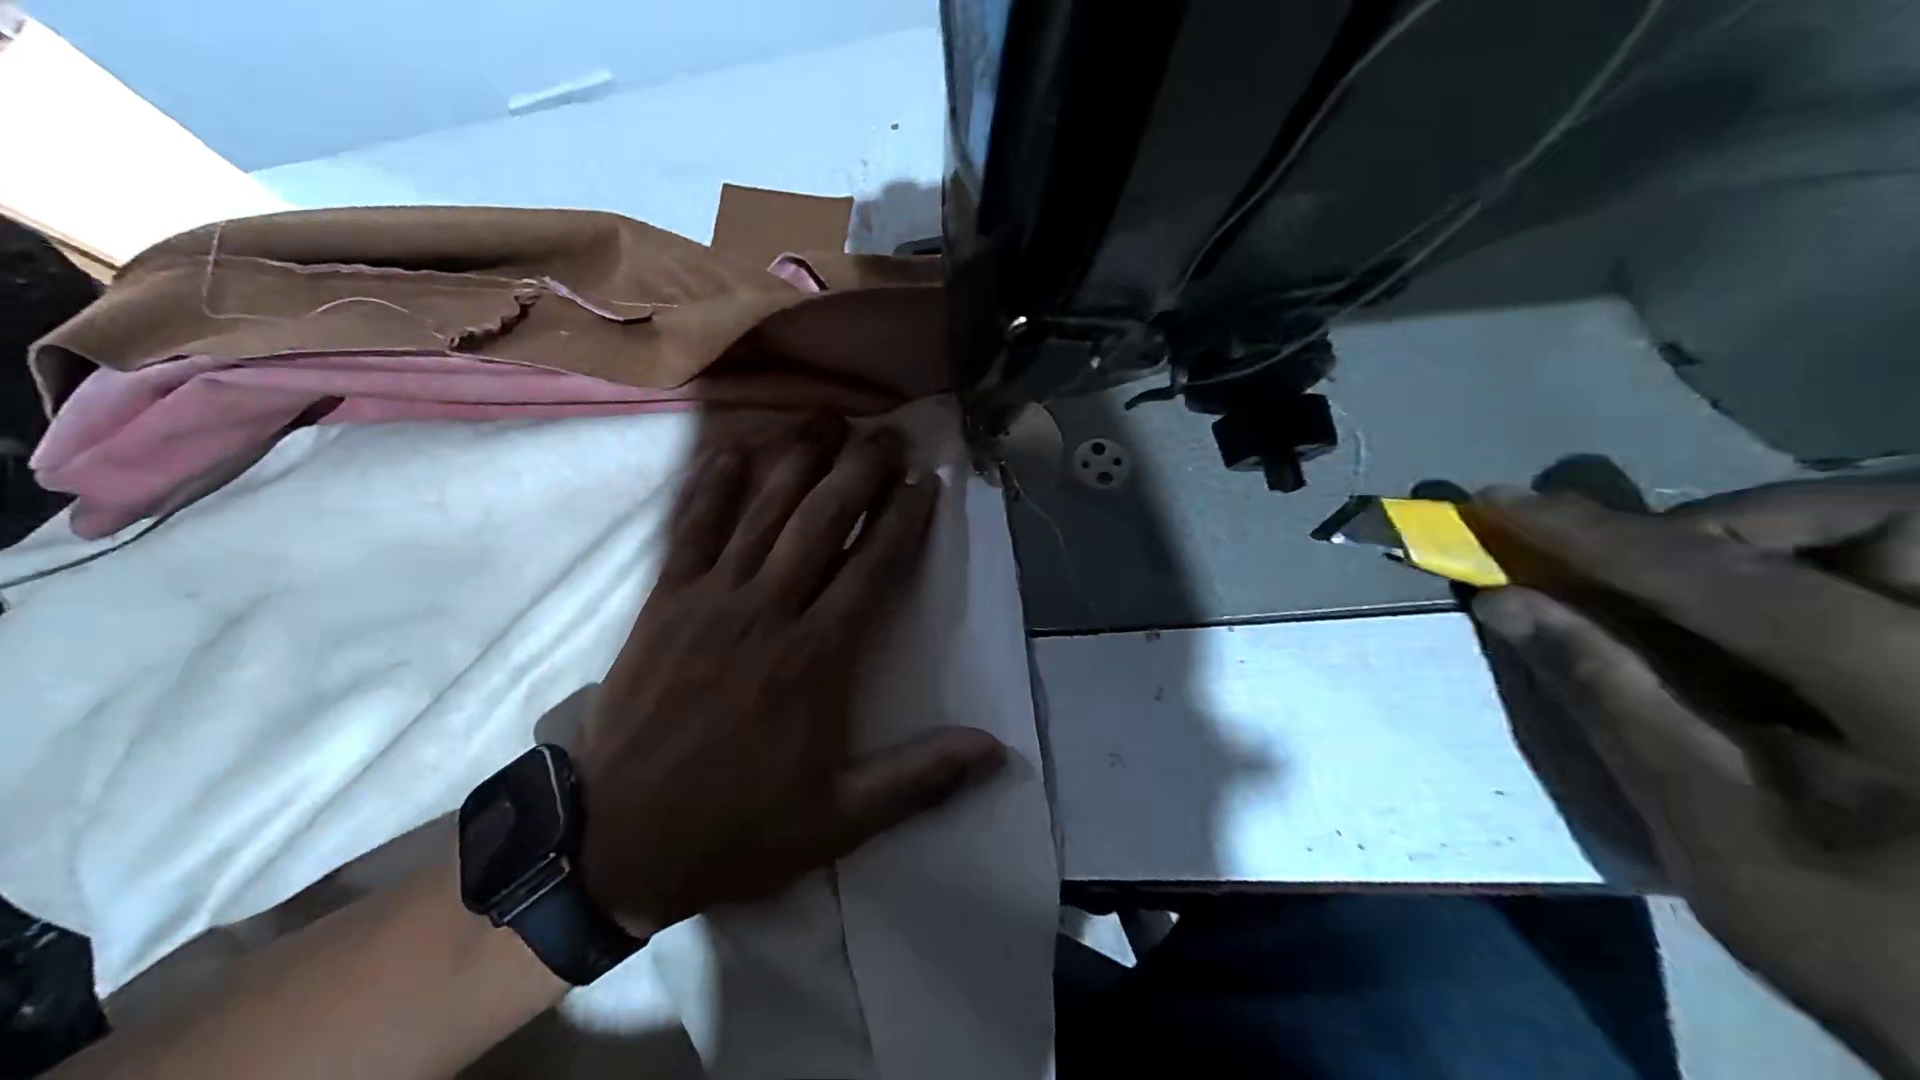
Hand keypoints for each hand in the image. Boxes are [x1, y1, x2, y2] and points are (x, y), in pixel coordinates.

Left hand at [575, 417, 1006, 934]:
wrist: (618, 842)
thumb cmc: (738, 828)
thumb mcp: (841, 821)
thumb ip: (920, 779)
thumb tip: (997, 753)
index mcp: (817, 658)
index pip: (874, 568)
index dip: (905, 520)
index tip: (926, 483)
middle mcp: (768, 612)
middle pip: (823, 520)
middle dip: (861, 470)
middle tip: (889, 434)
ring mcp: (710, 599)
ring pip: (762, 510)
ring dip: (798, 458)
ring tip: (828, 417)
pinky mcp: (663, 601)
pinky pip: (691, 528)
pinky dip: (712, 485)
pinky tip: (735, 451)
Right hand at [1470, 483, 1919, 1075]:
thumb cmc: (1872, 954)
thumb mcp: (1713, 831)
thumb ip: (1612, 699)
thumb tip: (1507, 605)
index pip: (1725, 582)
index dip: (1596, 539)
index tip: (1499, 503)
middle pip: (1867, 522)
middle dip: (1725, 529)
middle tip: (1629, 569)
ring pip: (1899, 539)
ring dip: (1770, 550)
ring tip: (1686, 599)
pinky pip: (1911, 585)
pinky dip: (1821, 582)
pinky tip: (1759, 636)